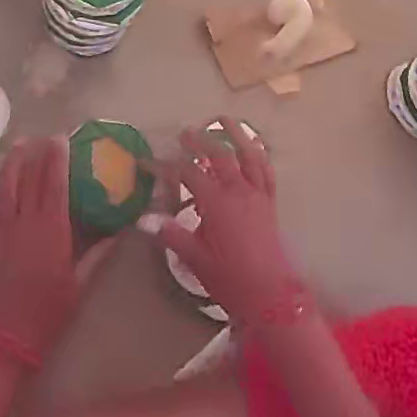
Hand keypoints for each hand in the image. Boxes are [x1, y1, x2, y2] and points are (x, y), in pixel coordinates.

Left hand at [0, 137, 86, 365]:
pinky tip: (1, 172)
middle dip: (37, 154)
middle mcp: (25, 224)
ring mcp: (3, 230)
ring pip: (6, 186)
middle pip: (29, 180)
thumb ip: (98, 254)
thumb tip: (121, 230)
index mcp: (51, 232)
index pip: (54, 186)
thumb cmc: (47, 315)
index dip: (57, 160)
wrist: (2, 341)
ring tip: (19, 142)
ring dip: (13, 162)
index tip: (62, 138)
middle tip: (45, 134)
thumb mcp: (79, 286)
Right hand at [145, 118, 301, 323]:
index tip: (147, 163)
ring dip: (235, 134)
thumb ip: (172, 235)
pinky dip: (258, 154)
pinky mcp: (270, 202)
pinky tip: (252, 147)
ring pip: (247, 154)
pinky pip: (266, 170)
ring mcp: (257, 194)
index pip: (186, 173)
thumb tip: (145, 219)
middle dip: (199, 140)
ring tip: (223, 120)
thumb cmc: (230, 279)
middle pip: (218, 155)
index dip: (164, 166)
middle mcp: (238, 191)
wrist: (271, 296)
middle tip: (183, 133)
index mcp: (216, 202)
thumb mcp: (195, 259)